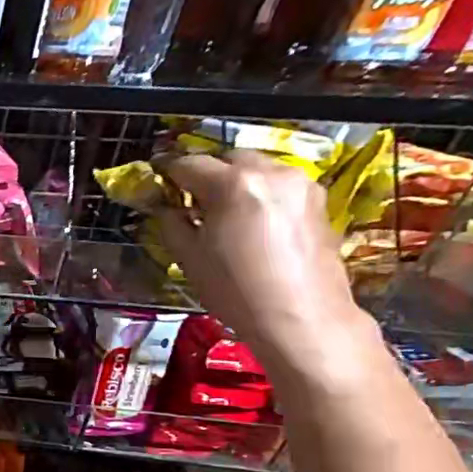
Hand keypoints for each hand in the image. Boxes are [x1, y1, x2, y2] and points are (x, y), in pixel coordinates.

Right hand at [153, 148, 368, 365]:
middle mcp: (271, 173)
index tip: (154, 181)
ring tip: (217, 207)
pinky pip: (277, 182)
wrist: (299, 315)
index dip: (166, 171)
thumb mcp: (187, 254)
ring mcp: (301, 183)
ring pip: (256, 167)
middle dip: (204, 171)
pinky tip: (246, 217)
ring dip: (233, 179)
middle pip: (228, 157)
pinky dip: (257, 190)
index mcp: (233, 184)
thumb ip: (172, 220)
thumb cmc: (233, 287)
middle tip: (186, 195)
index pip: (189, 163)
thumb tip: (167, 205)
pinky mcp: (318, 199)